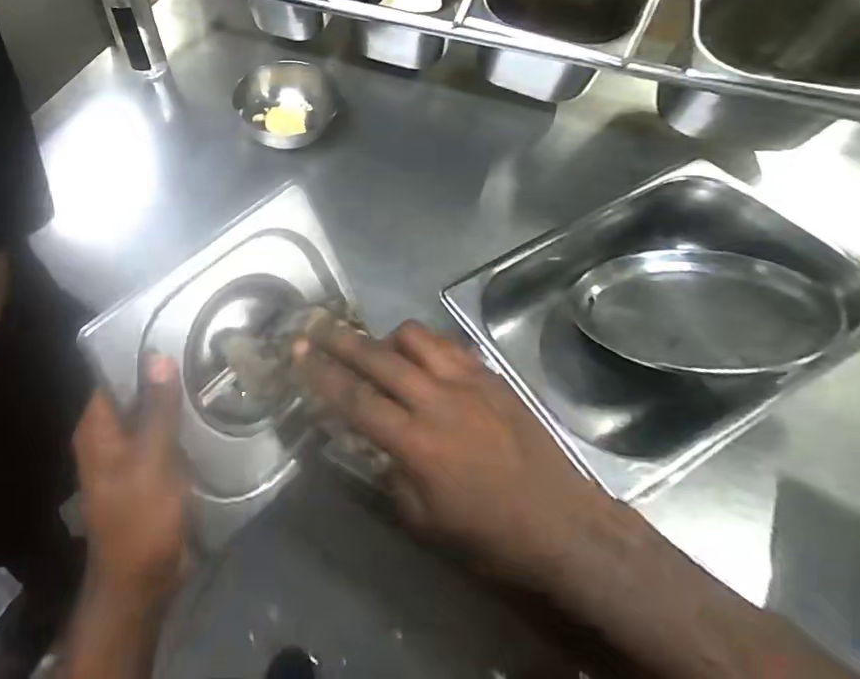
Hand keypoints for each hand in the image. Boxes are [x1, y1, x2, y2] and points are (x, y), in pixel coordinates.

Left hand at [73, 355, 191, 603]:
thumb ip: (157, 408)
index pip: (111, 374)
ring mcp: (127, 455)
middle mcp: (107, 436)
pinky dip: (179, 424)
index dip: (138, 351)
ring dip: (174, 399)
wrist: (140, 584)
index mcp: (97, 428)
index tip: (172, 329)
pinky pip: (161, 436)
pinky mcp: (146, 471)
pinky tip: (207, 410)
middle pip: (132, 392)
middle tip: (200, 346)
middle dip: (162, 373)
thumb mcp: (153, 459)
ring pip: (150, 414)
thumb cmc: (141, 518)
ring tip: (209, 370)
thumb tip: (159, 357)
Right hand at [295, 321, 646, 596]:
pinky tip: (425, 361)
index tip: (298, 351)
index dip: (321, 374)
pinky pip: (449, 345)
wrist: (561, 523)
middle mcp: (437, 401)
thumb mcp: (423, 518)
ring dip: (389, 339)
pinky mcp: (491, 376)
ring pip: (416, 337)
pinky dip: (427, 346)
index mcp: (416, 442)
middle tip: (316, 327)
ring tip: (381, 352)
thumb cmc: (486, 533)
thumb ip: (390, 471)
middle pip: (378, 356)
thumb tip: (373, 439)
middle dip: (341, 340)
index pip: (355, 398)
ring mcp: (468, 382)